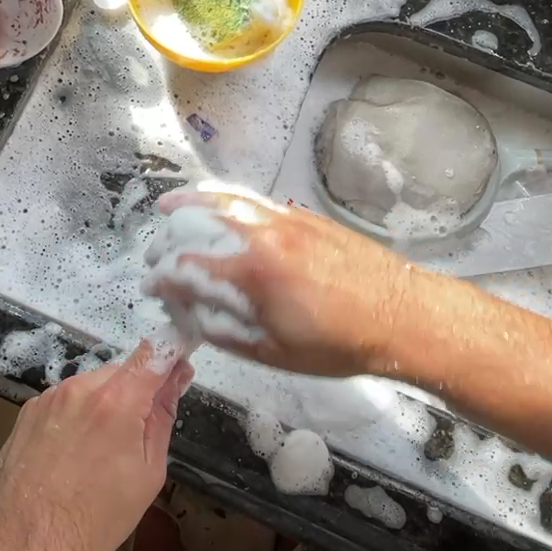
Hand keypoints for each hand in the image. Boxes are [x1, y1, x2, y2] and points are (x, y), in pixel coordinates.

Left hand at [0, 342, 192, 550]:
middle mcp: (80, 388)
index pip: (153, 353)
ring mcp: (49, 397)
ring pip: (91, 385)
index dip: (169, 353)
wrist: (29, 548)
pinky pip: (64, 401)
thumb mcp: (149, 472)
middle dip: (134, 392)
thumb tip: (176, 378)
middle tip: (136, 433)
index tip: (179, 363)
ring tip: (98, 452)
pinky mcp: (28, 410)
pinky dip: (75, 416)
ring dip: (103, 404)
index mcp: (116, 402)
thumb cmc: (96, 520)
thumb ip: (163, 416)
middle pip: (121, 371)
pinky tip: (71, 454)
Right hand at [142, 189, 430, 377]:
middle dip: (167, 241)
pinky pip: (250, 198)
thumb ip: (223, 330)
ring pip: (222, 201)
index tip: (150, 287)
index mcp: (251, 273)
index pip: (186, 265)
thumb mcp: (273, 352)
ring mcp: (281, 218)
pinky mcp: (299, 214)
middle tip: (156, 258)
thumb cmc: (339, 344)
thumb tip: (188, 313)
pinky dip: (223, 197)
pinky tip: (214, 201)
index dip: (160, 277)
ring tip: (167, 210)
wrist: (401, 314)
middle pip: (196, 225)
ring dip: (189, 206)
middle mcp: (261, 235)